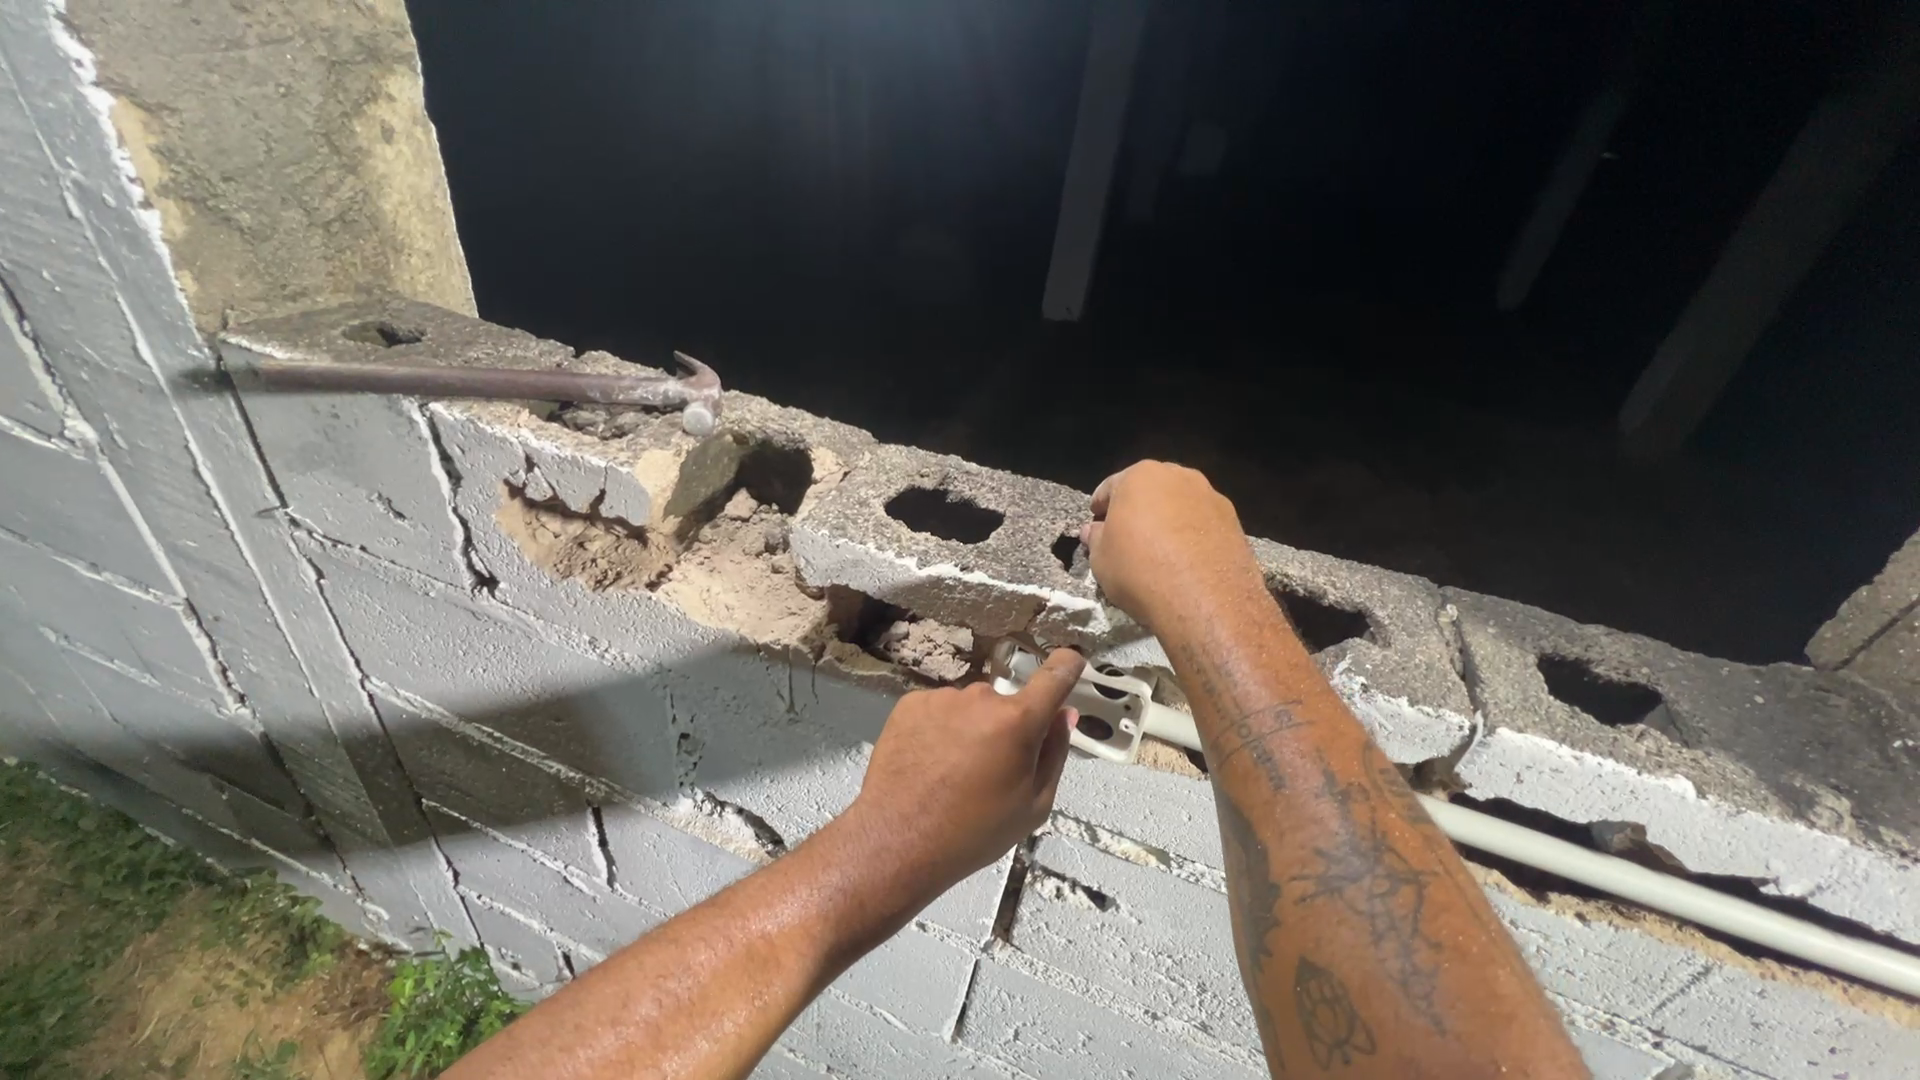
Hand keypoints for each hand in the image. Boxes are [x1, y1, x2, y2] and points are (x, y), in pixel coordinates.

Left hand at [844, 649, 1085, 905]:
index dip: (1067, 665)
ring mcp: (942, 697)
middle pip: (1004, 706)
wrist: (897, 839)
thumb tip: (1064, 714)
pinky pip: (938, 710)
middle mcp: (981, 697)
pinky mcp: (910, 703)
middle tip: (987, 772)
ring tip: (949, 773)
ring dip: (968, 729)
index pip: (1053, 678)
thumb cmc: (975, 832)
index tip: (1071, 660)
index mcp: (1018, 721)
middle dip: (1004, 729)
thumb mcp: (1032, 806)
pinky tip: (926, 763)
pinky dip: (938, 730)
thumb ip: (1054, 753)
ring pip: (968, 709)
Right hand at [1081, 460, 1266, 635]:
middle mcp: (1177, 477)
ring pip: (1179, 504)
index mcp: (1139, 477)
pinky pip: (1201, 523)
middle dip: (1137, 508)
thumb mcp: (1101, 559)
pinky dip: (1191, 534)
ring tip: (1159, 549)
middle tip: (1127, 535)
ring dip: (1167, 519)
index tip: (1097, 522)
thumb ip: (1096, 538)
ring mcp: (1210, 496)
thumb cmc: (1140, 570)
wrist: (1205, 600)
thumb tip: (1094, 530)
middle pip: (1149, 489)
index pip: (1111, 487)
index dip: (1100, 506)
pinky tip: (1185, 559)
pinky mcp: (1233, 520)